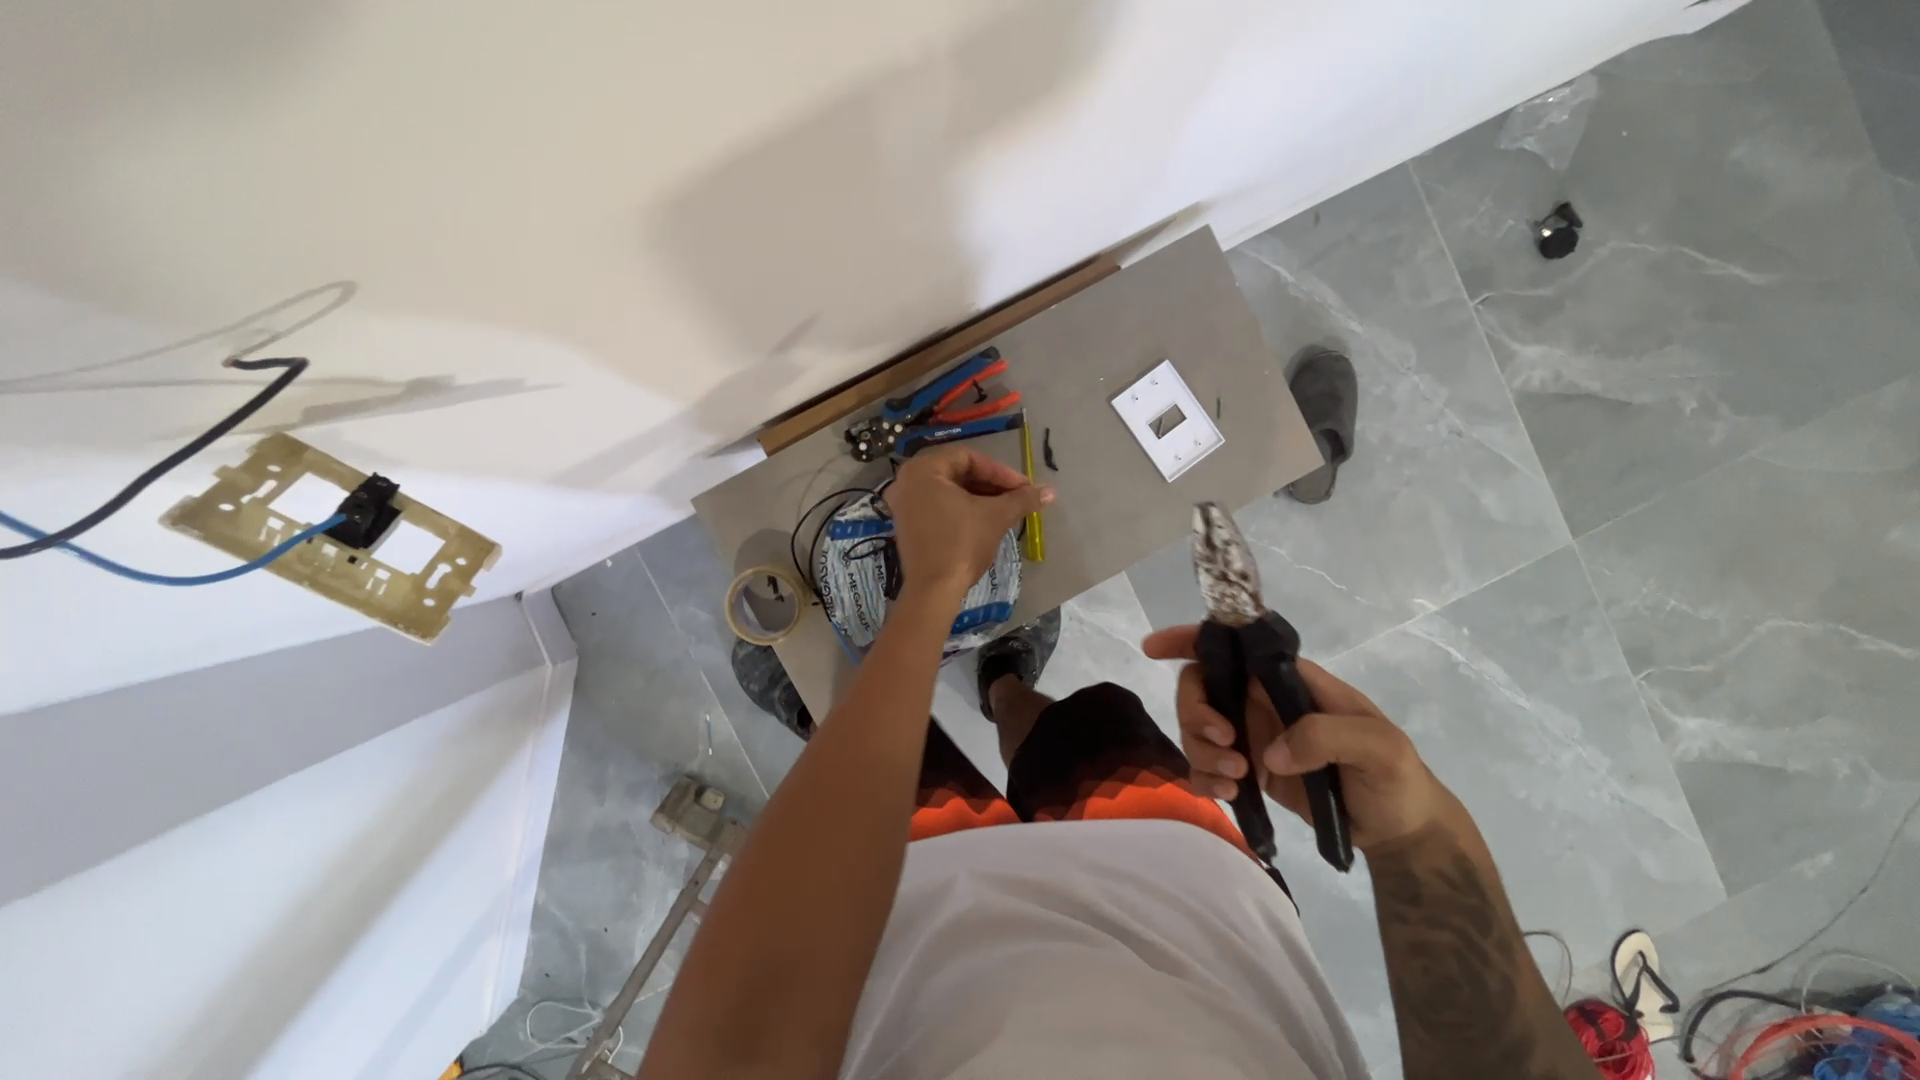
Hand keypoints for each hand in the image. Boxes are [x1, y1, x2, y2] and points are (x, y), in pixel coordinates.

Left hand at [884, 445, 1052, 605]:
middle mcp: (905, 481)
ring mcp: (902, 504)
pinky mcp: (906, 525)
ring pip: (949, 490)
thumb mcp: (996, 517)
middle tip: (1017, 496)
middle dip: (991, 484)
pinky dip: (961, 509)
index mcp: (922, 470)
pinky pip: (938, 505)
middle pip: (957, 472)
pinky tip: (985, 520)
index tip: (1023, 487)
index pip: (968, 457)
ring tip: (1006, 509)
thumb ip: (1022, 499)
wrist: (934, 591)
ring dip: (979, 496)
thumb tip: (1050, 491)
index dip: (1000, 471)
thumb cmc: (961, 545)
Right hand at [1142, 625, 1464, 852]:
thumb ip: (1326, 736)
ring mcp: (1252, 736)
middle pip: (1200, 687)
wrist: (1398, 830)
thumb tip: (1268, 752)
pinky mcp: (1247, 772)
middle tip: (1226, 742)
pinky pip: (1204, 766)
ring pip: (1196, 729)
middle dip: (1197, 713)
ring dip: (1202, 751)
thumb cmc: (1395, 778)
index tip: (1154, 648)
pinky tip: (1229, 796)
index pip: (1234, 645)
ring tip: (1238, 781)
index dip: (1190, 639)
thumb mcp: (1379, 747)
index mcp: (1289, 680)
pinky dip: (1204, 779)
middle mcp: (1261, 701)